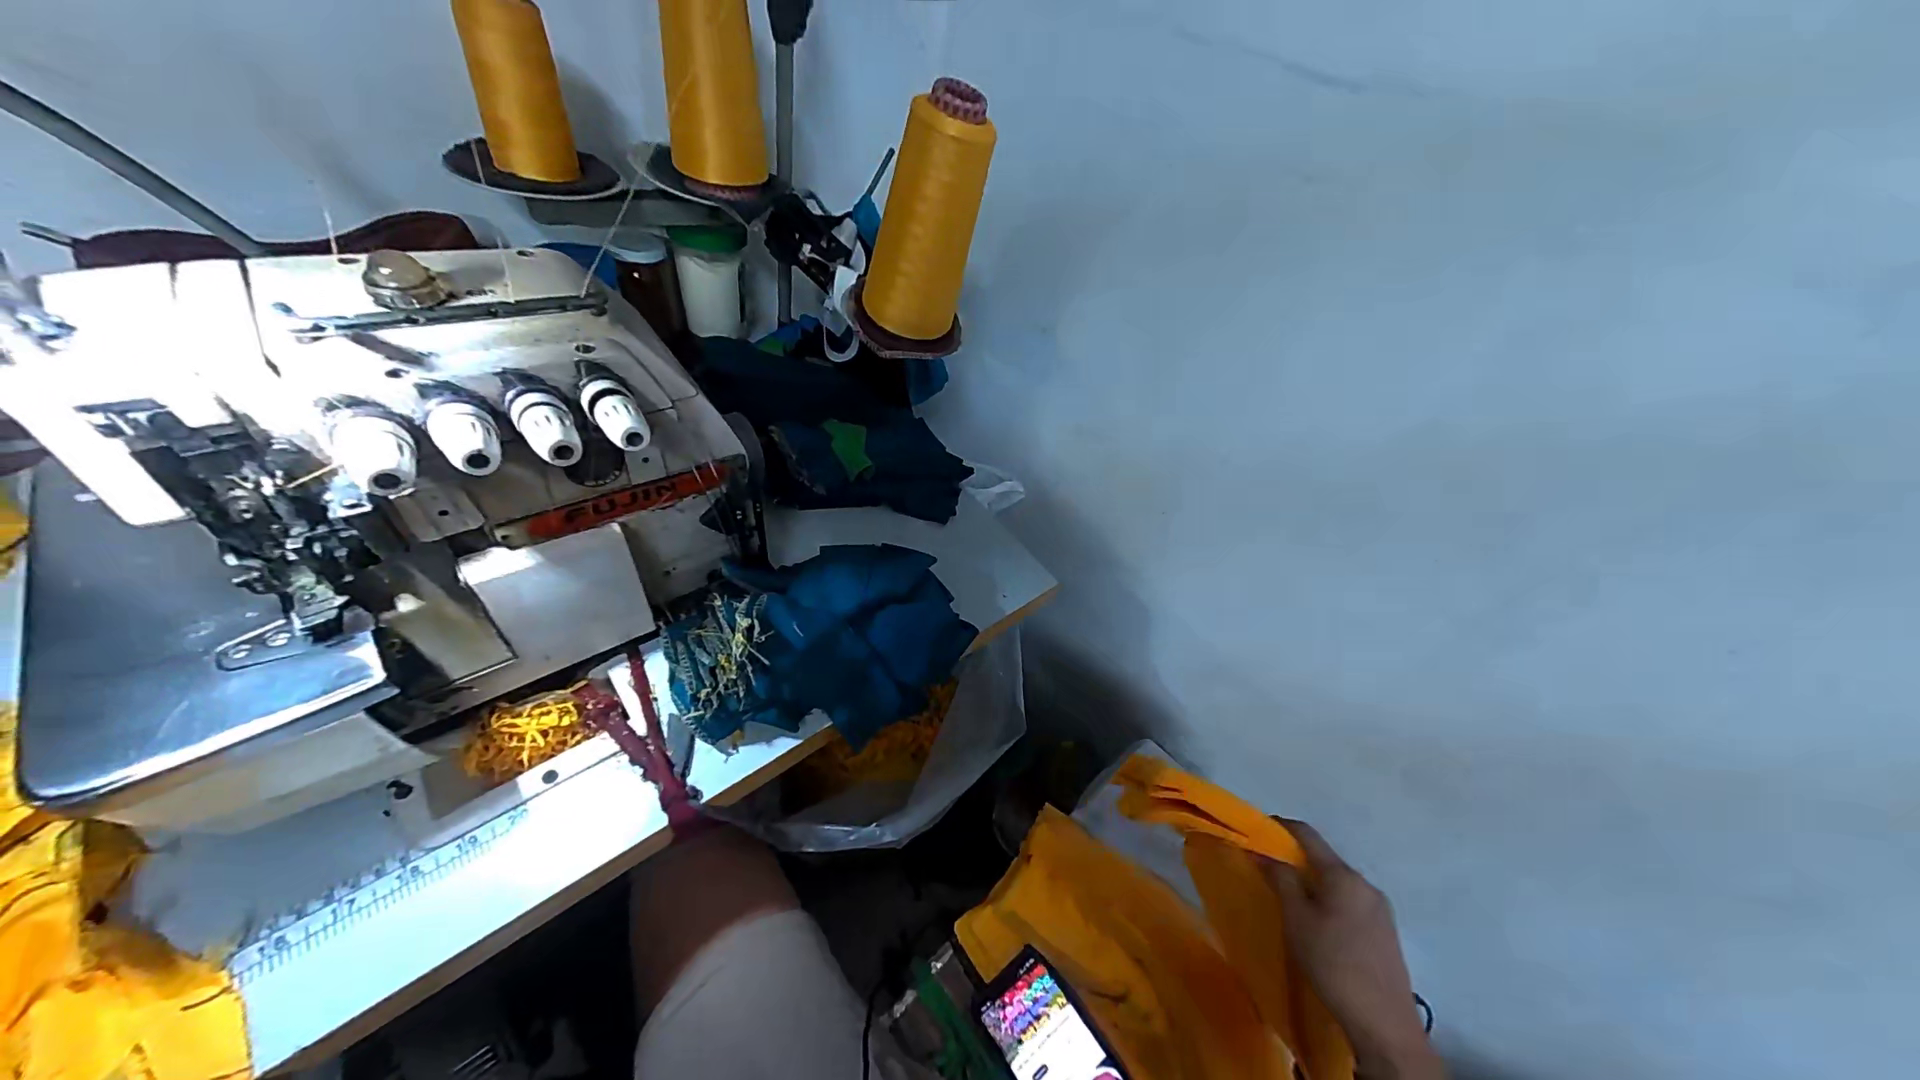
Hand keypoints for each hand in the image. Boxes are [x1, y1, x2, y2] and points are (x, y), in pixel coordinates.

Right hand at [1266, 818, 1444, 1079]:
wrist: (1384, 1023)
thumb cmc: (1332, 963)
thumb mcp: (1296, 919)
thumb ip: (1281, 879)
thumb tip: (1263, 851)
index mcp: (1343, 875)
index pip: (1307, 834)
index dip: (1280, 827)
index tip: (1257, 831)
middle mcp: (1366, 883)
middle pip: (1324, 858)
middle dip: (1294, 858)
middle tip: (1267, 868)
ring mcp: (1380, 907)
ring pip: (1337, 881)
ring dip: (1312, 881)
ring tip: (1289, 897)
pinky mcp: (1386, 930)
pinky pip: (1350, 900)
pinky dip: (1328, 899)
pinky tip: (1318, 921)